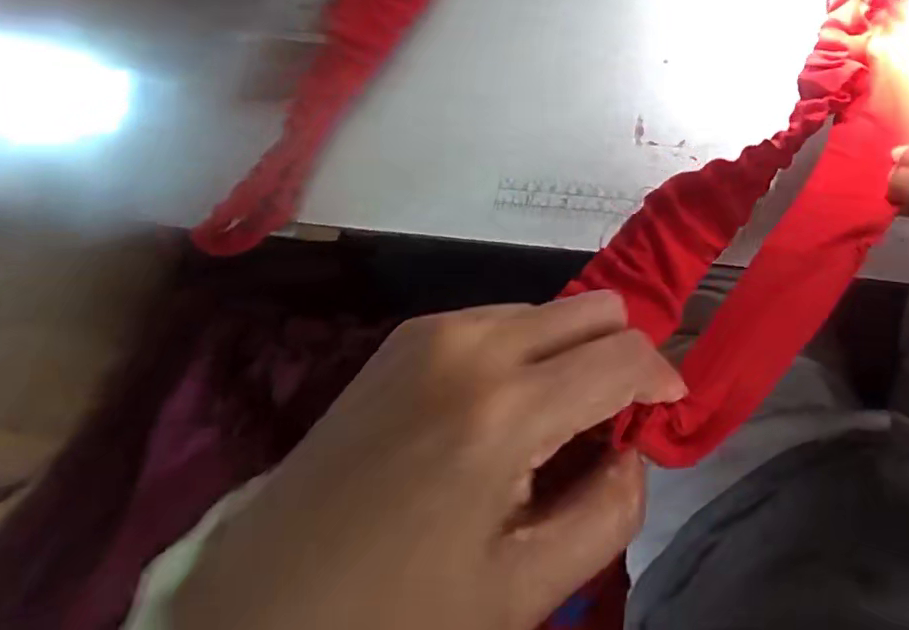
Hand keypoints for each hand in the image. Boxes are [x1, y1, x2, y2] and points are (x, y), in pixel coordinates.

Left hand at [174, 292, 684, 629]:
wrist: (244, 620)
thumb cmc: (391, 621)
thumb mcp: (523, 593)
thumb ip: (610, 510)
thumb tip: (630, 448)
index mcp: (505, 409)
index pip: (626, 355)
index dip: (662, 379)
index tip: (664, 412)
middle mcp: (475, 344)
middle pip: (599, 310)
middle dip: (620, 359)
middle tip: (604, 424)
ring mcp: (436, 332)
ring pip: (554, 311)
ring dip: (572, 357)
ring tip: (544, 427)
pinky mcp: (408, 337)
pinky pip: (504, 320)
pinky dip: (527, 355)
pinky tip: (494, 415)